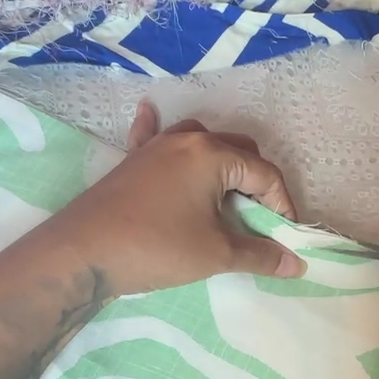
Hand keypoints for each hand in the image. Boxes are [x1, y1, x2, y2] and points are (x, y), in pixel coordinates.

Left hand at [26, 101, 306, 296]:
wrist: (82, 252)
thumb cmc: (157, 248)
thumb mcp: (216, 255)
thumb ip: (260, 255)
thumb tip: (296, 264)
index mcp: (212, 155)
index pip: (265, 174)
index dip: (282, 205)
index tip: (285, 236)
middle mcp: (186, 140)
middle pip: (238, 150)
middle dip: (258, 183)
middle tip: (261, 220)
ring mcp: (155, 147)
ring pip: (202, 141)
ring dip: (223, 162)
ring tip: (230, 194)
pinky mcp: (132, 162)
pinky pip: (152, 135)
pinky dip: (159, 129)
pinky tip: (152, 114)